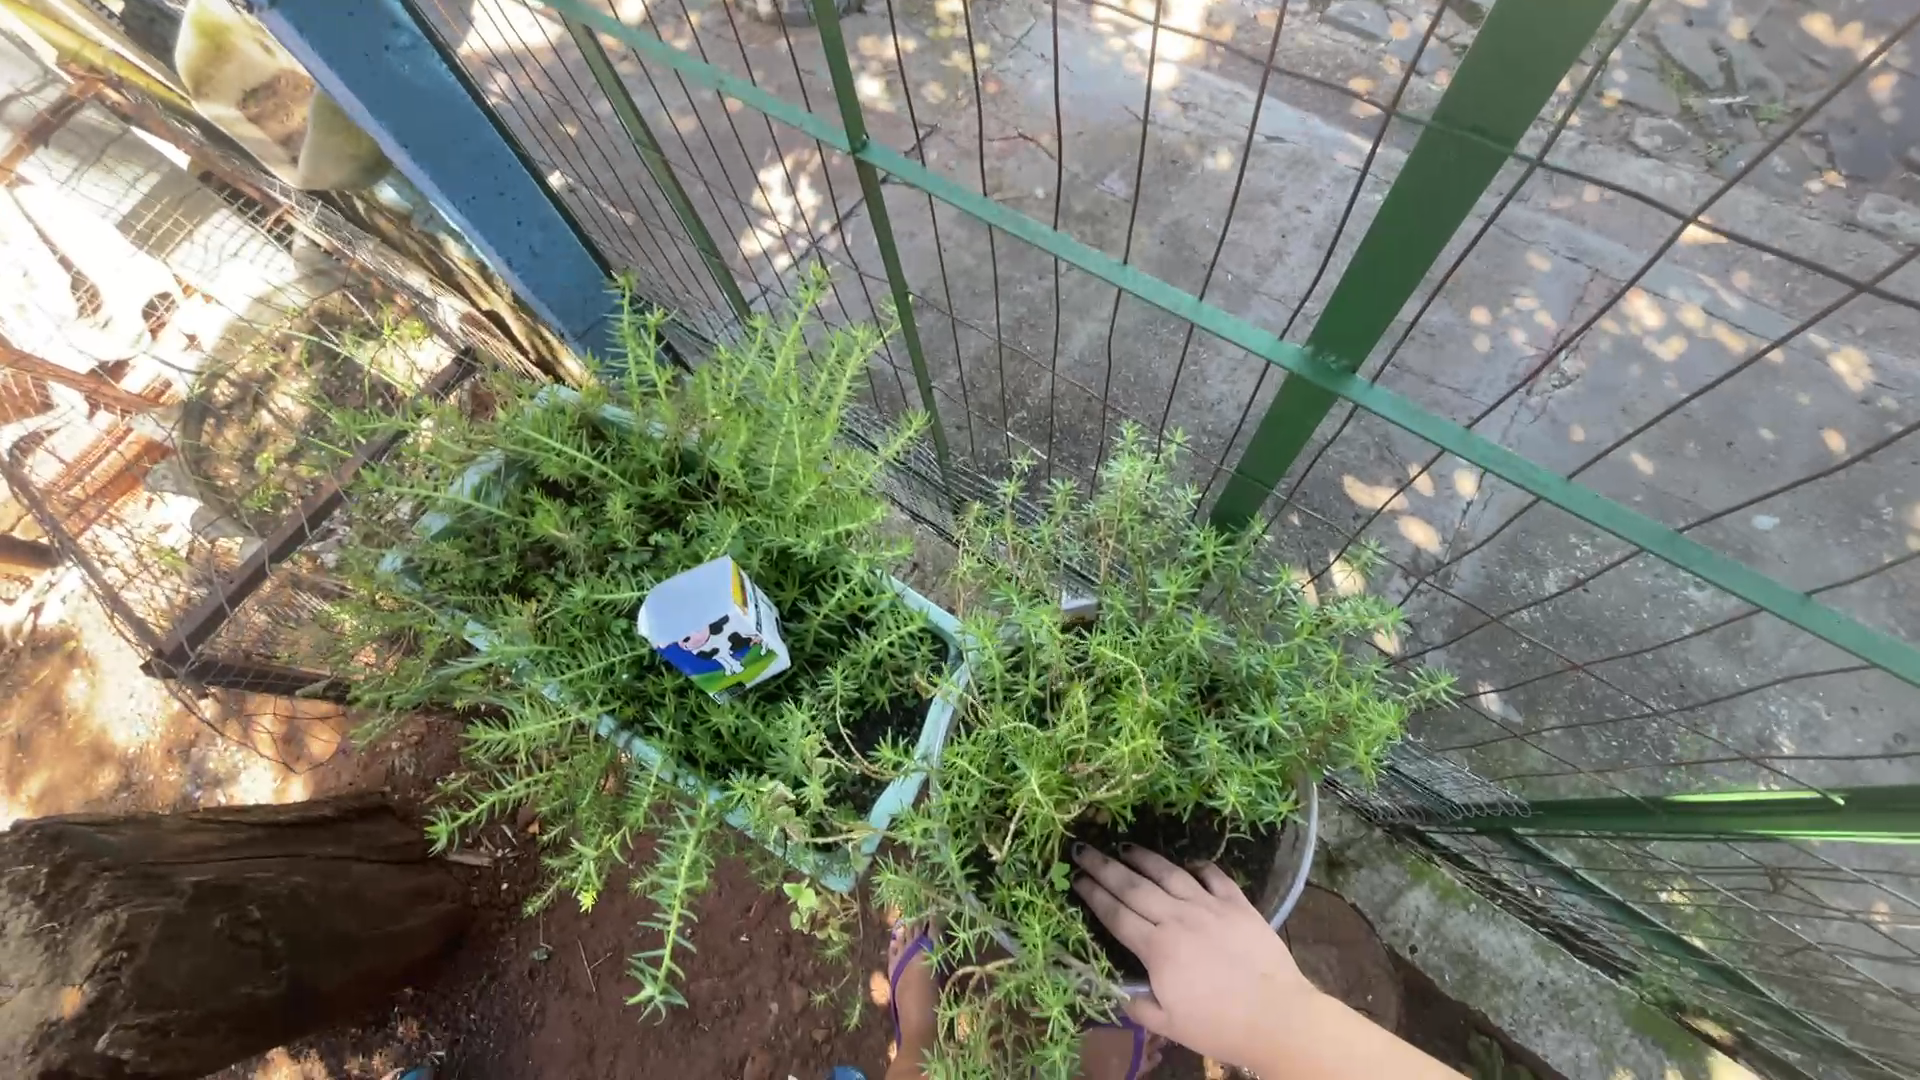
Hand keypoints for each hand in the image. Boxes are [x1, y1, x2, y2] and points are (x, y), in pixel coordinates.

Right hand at [1073, 844, 1316, 1069]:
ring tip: (1124, 846)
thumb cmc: (1221, 1026)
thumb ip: (1142, 1007)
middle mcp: (1177, 918)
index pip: (1116, 914)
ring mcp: (1208, 907)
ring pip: (1168, 873)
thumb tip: (1122, 994)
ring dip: (1144, 858)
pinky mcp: (1237, 904)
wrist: (1278, 1017)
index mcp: (1157, 949)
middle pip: (1132, 887)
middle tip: (1083, 849)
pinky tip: (1188, 862)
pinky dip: (1199, 866)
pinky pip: (1214, 876)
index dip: (1093, 894)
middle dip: (1103, 866)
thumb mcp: (1172, 1026)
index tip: (1076, 878)